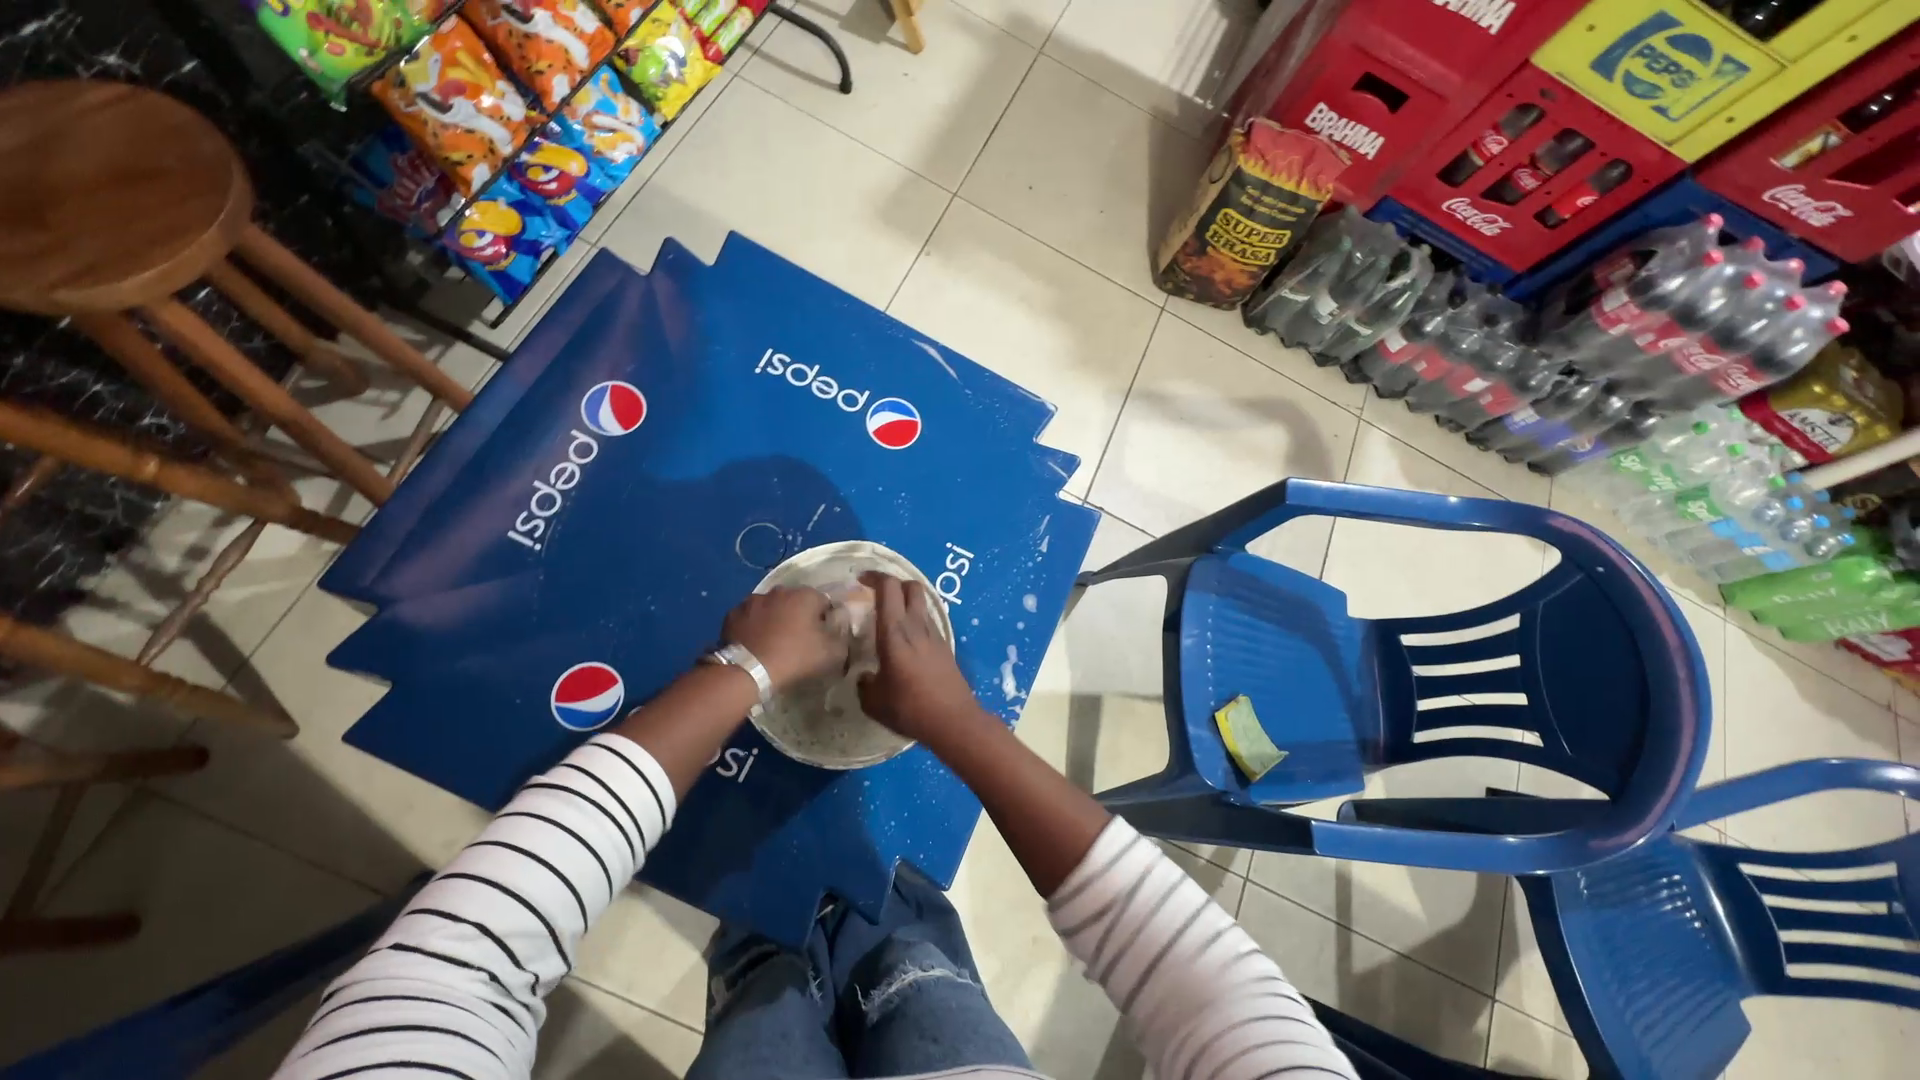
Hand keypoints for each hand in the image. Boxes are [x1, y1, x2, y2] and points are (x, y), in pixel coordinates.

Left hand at [723, 587, 848, 690]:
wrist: (749, 670)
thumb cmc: (794, 657)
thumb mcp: (831, 654)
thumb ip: (842, 637)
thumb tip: (840, 629)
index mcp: (806, 595)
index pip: (823, 602)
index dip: (824, 619)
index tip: (821, 637)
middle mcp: (779, 590)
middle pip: (795, 601)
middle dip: (798, 615)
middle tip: (797, 640)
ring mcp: (753, 600)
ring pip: (771, 606)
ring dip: (774, 618)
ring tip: (773, 641)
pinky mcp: (733, 613)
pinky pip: (750, 616)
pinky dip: (753, 625)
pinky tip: (754, 642)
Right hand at [857, 572, 981, 744]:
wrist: (953, 721)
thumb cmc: (910, 709)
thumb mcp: (873, 702)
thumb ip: (864, 684)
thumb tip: (865, 677)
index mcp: (894, 633)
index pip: (888, 587)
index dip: (874, 576)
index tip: (860, 580)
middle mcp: (917, 626)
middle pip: (911, 585)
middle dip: (892, 582)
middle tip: (875, 592)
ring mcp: (935, 635)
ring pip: (921, 603)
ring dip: (905, 601)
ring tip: (889, 617)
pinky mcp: (945, 647)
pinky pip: (928, 622)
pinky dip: (915, 620)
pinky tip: (906, 639)